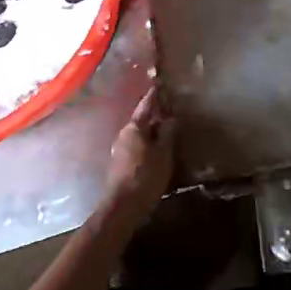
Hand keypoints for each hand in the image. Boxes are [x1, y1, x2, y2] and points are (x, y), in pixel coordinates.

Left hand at [105, 86, 172, 223]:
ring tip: (167, 129)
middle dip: (155, 114)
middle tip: (170, 108)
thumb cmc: (146, 175)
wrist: (124, 206)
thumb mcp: (164, 152)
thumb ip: (167, 132)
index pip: (146, 105)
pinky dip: (148, 143)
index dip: (154, 95)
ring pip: (140, 134)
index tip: (159, 83)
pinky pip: (138, 146)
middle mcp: (123, 135)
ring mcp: (120, 150)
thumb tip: (170, 117)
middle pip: (142, 120)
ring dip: (152, 131)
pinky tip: (158, 150)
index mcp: (133, 128)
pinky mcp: (121, 164)